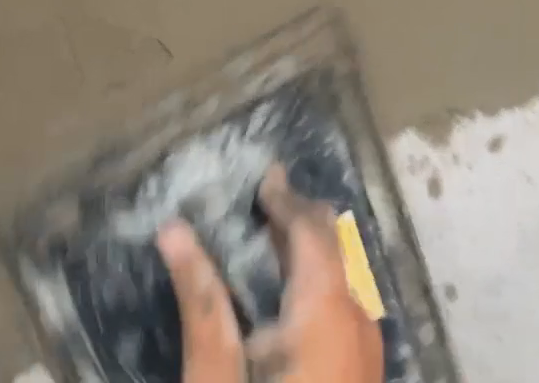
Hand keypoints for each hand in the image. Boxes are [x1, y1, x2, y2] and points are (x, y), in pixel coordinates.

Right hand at [157, 163, 383, 382]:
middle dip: (305, 222)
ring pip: (347, 287)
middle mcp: (356, 334)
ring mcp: (364, 365)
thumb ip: (201, 300)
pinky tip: (291, 296)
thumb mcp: (215, 378)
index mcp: (324, 320)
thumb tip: (174, 230)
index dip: (289, 203)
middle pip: (339, 258)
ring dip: (314, 254)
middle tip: (268, 198)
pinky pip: (347, 315)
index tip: (265, 175)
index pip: (314, 239)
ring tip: (276, 235)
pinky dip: (321, 287)